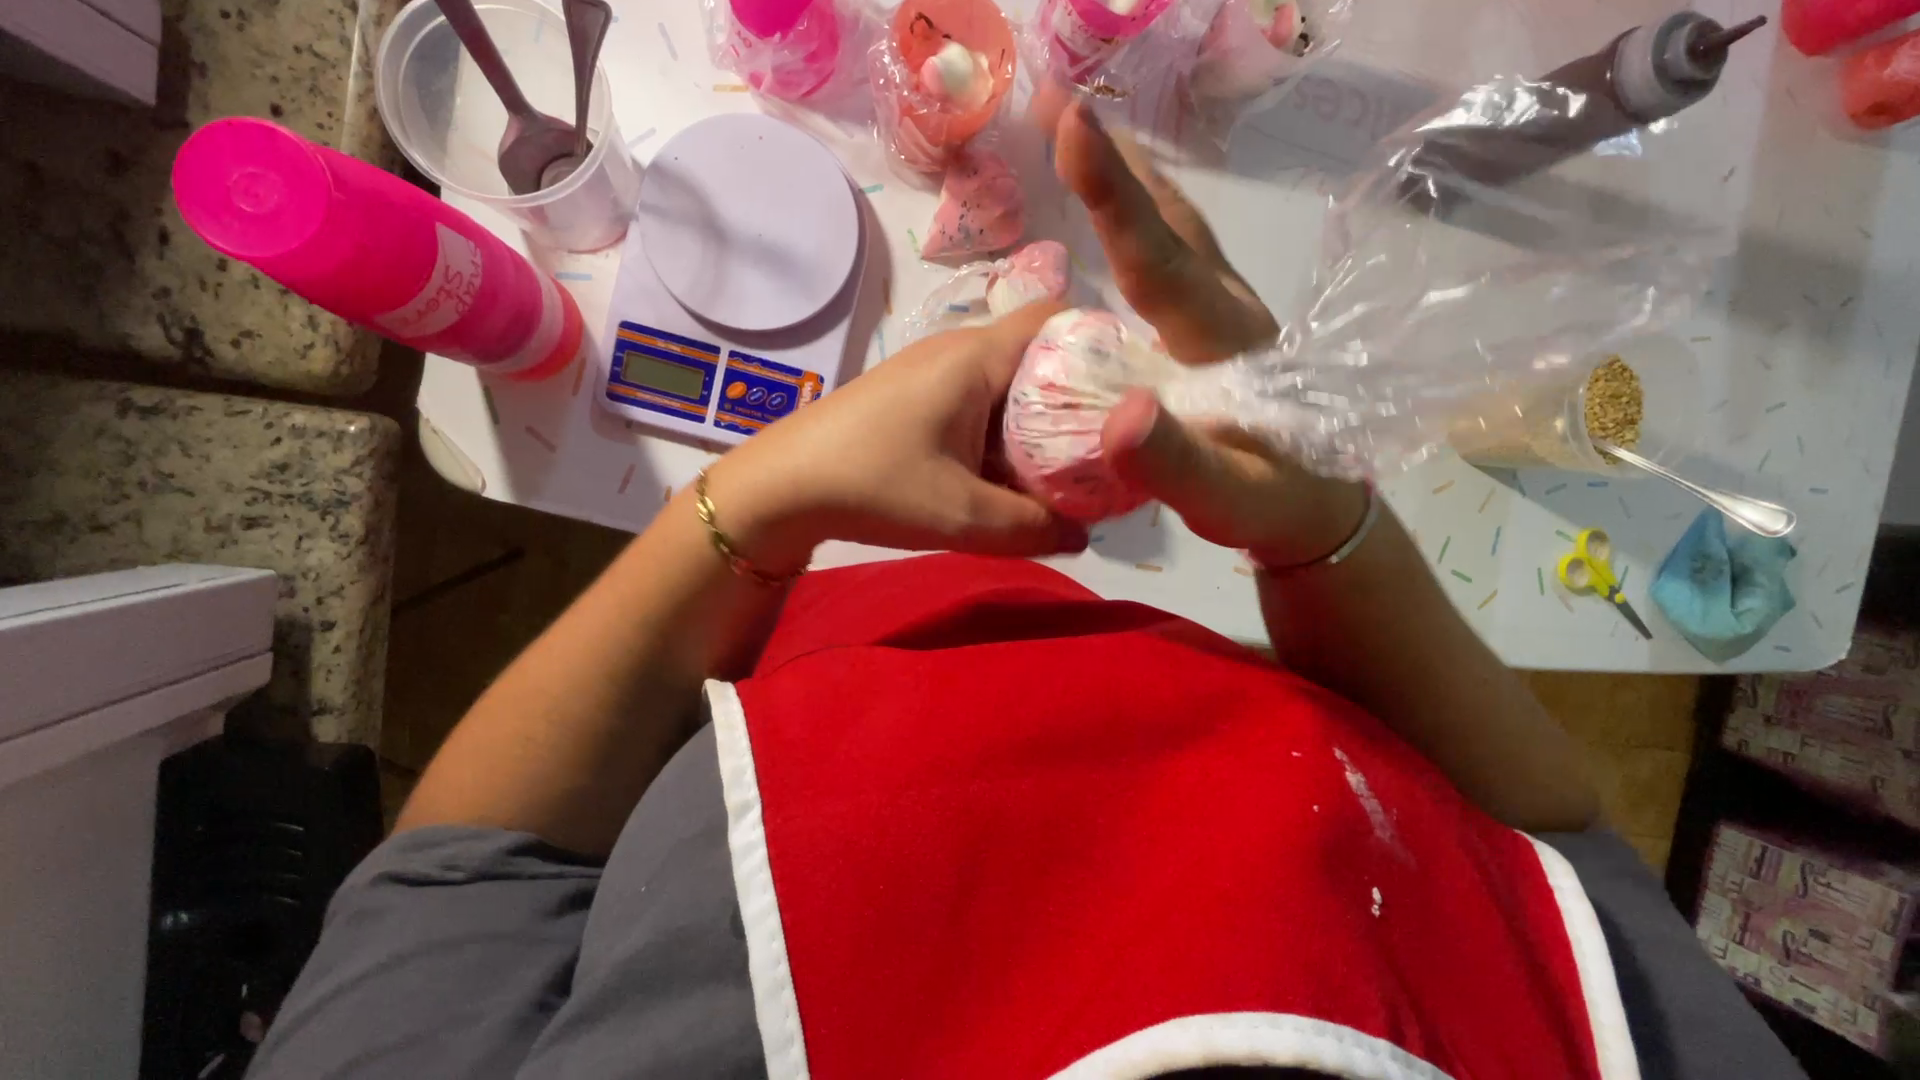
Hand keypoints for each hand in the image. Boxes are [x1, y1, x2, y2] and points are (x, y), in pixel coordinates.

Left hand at [702, 302, 1089, 572]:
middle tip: (1105, 451)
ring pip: (1008, 386)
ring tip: (1063, 473)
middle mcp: (958, 351)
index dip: (1102, 347)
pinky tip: (1007, 479)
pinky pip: (978, 405)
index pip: (1060, 318)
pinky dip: (1002, 435)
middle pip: (1039, 357)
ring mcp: (932, 373)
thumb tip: (1083, 535)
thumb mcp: (962, 516)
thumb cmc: (873, 485)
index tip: (1130, 398)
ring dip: (1036, 425)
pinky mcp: (915, 400)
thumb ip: (1032, 526)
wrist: (780, 487)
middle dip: (1075, 401)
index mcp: (977, 357)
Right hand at [1054, 103, 1366, 565]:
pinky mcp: (1217, 319)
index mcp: (1223, 342)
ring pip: (1176, 225)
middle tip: (1051, 100)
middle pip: (1168, 219)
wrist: (1322, 505)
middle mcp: (1227, 307)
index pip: (1159, 260)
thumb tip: (1118, 412)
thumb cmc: (1271, 503)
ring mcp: (1225, 308)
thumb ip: (1173, 464)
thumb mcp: (1223, 500)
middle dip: (1110, 159)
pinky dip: (1138, 211)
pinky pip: (1172, 247)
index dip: (1113, 194)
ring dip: (1126, 175)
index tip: (1072, 121)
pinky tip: (1118, 209)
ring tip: (1077, 130)